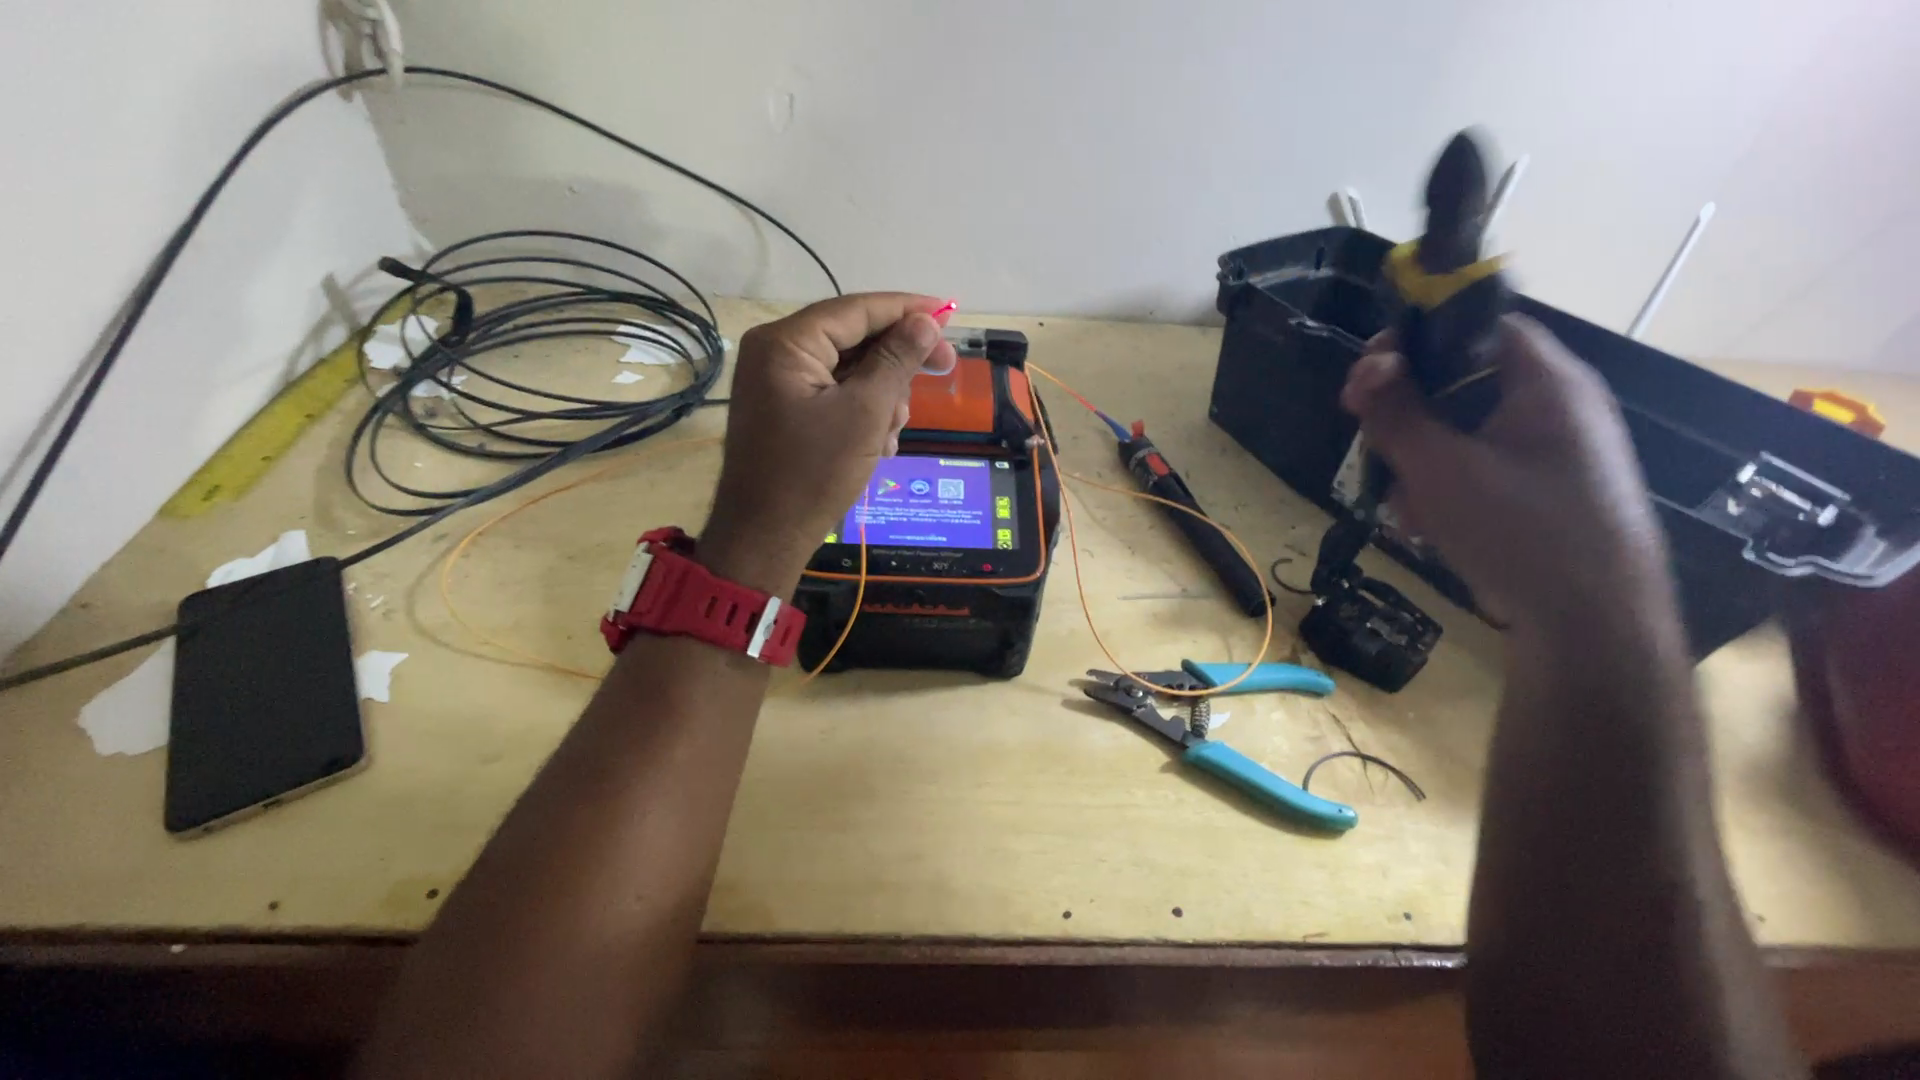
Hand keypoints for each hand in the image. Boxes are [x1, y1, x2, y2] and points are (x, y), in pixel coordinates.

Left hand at [701, 293, 957, 593]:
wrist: (765, 537)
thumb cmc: (813, 474)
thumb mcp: (865, 413)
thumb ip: (897, 360)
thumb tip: (927, 321)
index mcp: (786, 342)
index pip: (857, 309)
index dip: (908, 309)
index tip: (952, 313)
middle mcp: (776, 352)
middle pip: (853, 337)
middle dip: (897, 362)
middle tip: (944, 370)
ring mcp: (777, 382)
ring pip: (848, 368)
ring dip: (882, 395)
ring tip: (894, 431)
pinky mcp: (784, 410)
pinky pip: (833, 394)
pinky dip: (862, 412)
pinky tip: (880, 443)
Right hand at [1339, 315, 1670, 631]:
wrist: (1594, 627)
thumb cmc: (1519, 532)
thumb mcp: (1440, 469)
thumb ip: (1396, 413)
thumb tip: (1370, 367)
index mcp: (1546, 381)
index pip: (1476, 324)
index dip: (1415, 340)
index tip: (1365, 376)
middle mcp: (1558, 405)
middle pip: (1462, 380)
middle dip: (1407, 413)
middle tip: (1370, 443)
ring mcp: (1556, 451)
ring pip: (1464, 430)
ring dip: (1420, 459)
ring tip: (1405, 505)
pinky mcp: (1548, 491)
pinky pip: (1483, 467)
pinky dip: (1448, 487)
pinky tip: (1428, 526)